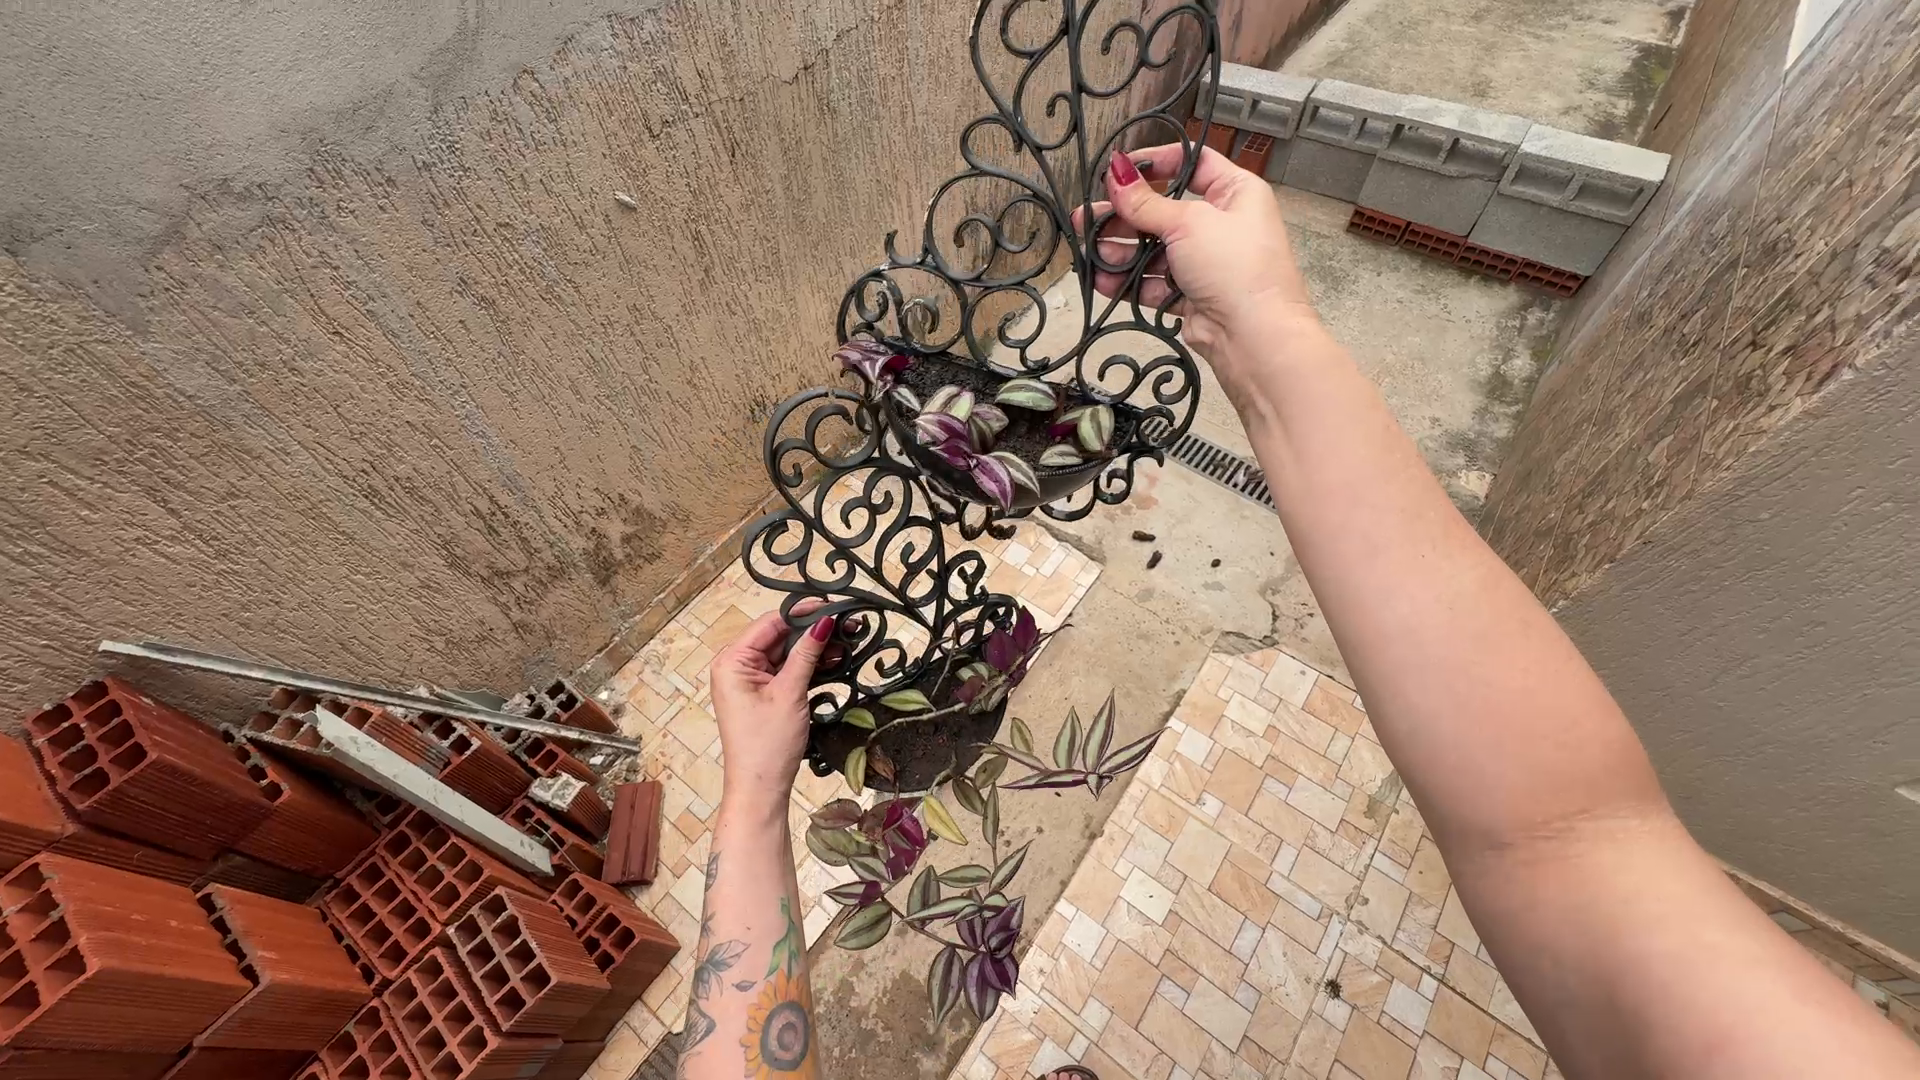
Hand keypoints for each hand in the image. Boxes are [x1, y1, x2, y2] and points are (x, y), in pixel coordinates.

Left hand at [708, 604, 833, 820]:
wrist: (761, 789)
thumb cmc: (768, 744)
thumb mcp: (790, 693)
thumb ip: (807, 653)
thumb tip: (825, 620)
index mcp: (732, 660)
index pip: (771, 622)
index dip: (804, 612)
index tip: (835, 605)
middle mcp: (737, 664)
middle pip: (780, 635)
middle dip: (814, 630)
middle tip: (849, 623)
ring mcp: (751, 679)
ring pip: (788, 652)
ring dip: (816, 648)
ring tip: (849, 640)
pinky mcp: (764, 692)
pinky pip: (789, 669)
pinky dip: (810, 665)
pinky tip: (836, 659)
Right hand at [1079, 146, 1317, 384]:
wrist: (1251, 333)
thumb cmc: (1236, 267)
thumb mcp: (1188, 223)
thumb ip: (1146, 203)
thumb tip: (1117, 173)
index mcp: (1234, 193)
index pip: (1192, 164)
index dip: (1156, 163)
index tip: (1121, 170)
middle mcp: (1219, 225)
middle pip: (1162, 212)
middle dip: (1123, 216)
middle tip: (1085, 218)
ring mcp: (1203, 263)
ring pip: (1153, 251)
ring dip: (1120, 252)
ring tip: (1090, 252)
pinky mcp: (1188, 295)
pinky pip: (1152, 284)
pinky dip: (1128, 283)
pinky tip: (1102, 281)